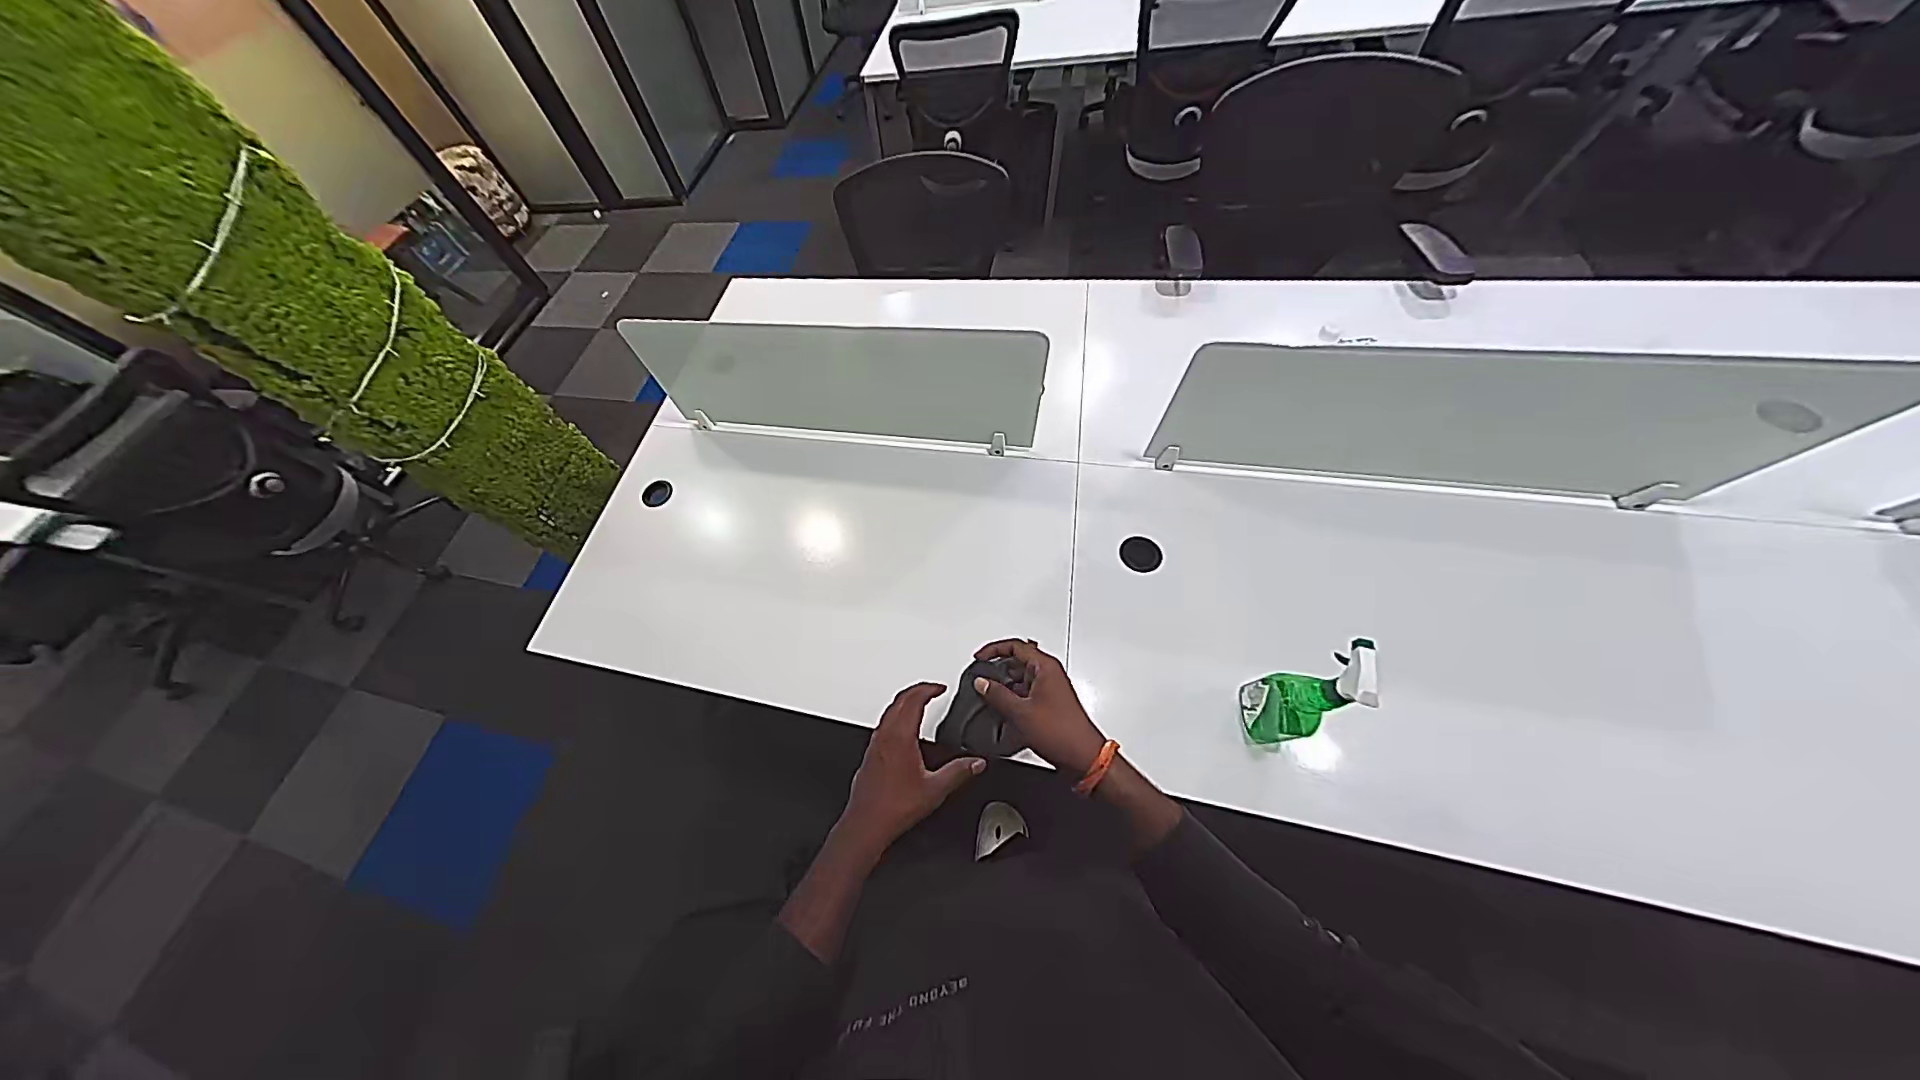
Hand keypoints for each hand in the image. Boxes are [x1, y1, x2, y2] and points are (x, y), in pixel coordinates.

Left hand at [837, 682, 985, 853]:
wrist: (866, 824)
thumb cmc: (892, 808)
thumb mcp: (935, 790)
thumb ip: (959, 772)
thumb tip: (975, 763)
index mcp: (900, 737)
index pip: (913, 699)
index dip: (928, 688)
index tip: (939, 688)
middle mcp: (884, 736)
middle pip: (899, 700)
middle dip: (916, 690)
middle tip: (931, 689)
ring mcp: (874, 744)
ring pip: (888, 711)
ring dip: (904, 702)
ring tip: (918, 703)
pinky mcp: (869, 754)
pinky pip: (882, 724)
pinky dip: (895, 716)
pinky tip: (902, 730)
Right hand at [972, 639, 1106, 773]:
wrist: (1082, 755)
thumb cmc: (1063, 732)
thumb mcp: (1020, 712)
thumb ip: (997, 695)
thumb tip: (982, 683)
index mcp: (1045, 667)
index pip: (1015, 646)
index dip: (994, 649)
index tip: (980, 658)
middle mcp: (1049, 674)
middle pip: (1017, 661)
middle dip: (998, 669)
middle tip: (982, 679)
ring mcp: (1049, 688)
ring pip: (1021, 678)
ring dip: (1004, 686)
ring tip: (989, 696)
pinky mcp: (1048, 703)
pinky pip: (1026, 692)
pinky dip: (1013, 697)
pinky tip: (1002, 709)